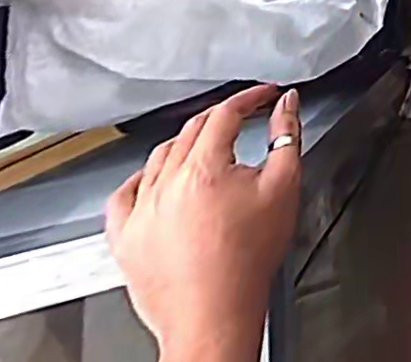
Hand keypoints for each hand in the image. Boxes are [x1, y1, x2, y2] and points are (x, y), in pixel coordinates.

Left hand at [105, 85, 301, 361]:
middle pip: (192, 129)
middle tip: (246, 113)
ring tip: (211, 143)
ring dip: (187, 140)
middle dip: (223, 114)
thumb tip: (285, 104)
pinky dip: (142, 178)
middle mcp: (166, 186)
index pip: (225, 114)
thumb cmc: (249, 257)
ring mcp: (140, 213)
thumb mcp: (285, 184)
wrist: (215, 314)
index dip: (249, 98)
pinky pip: (123, 196)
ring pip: (160, 156)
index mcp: (204, 170)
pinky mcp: (124, 239)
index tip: (264, 95)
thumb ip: (287, 135)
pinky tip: (157, 177)